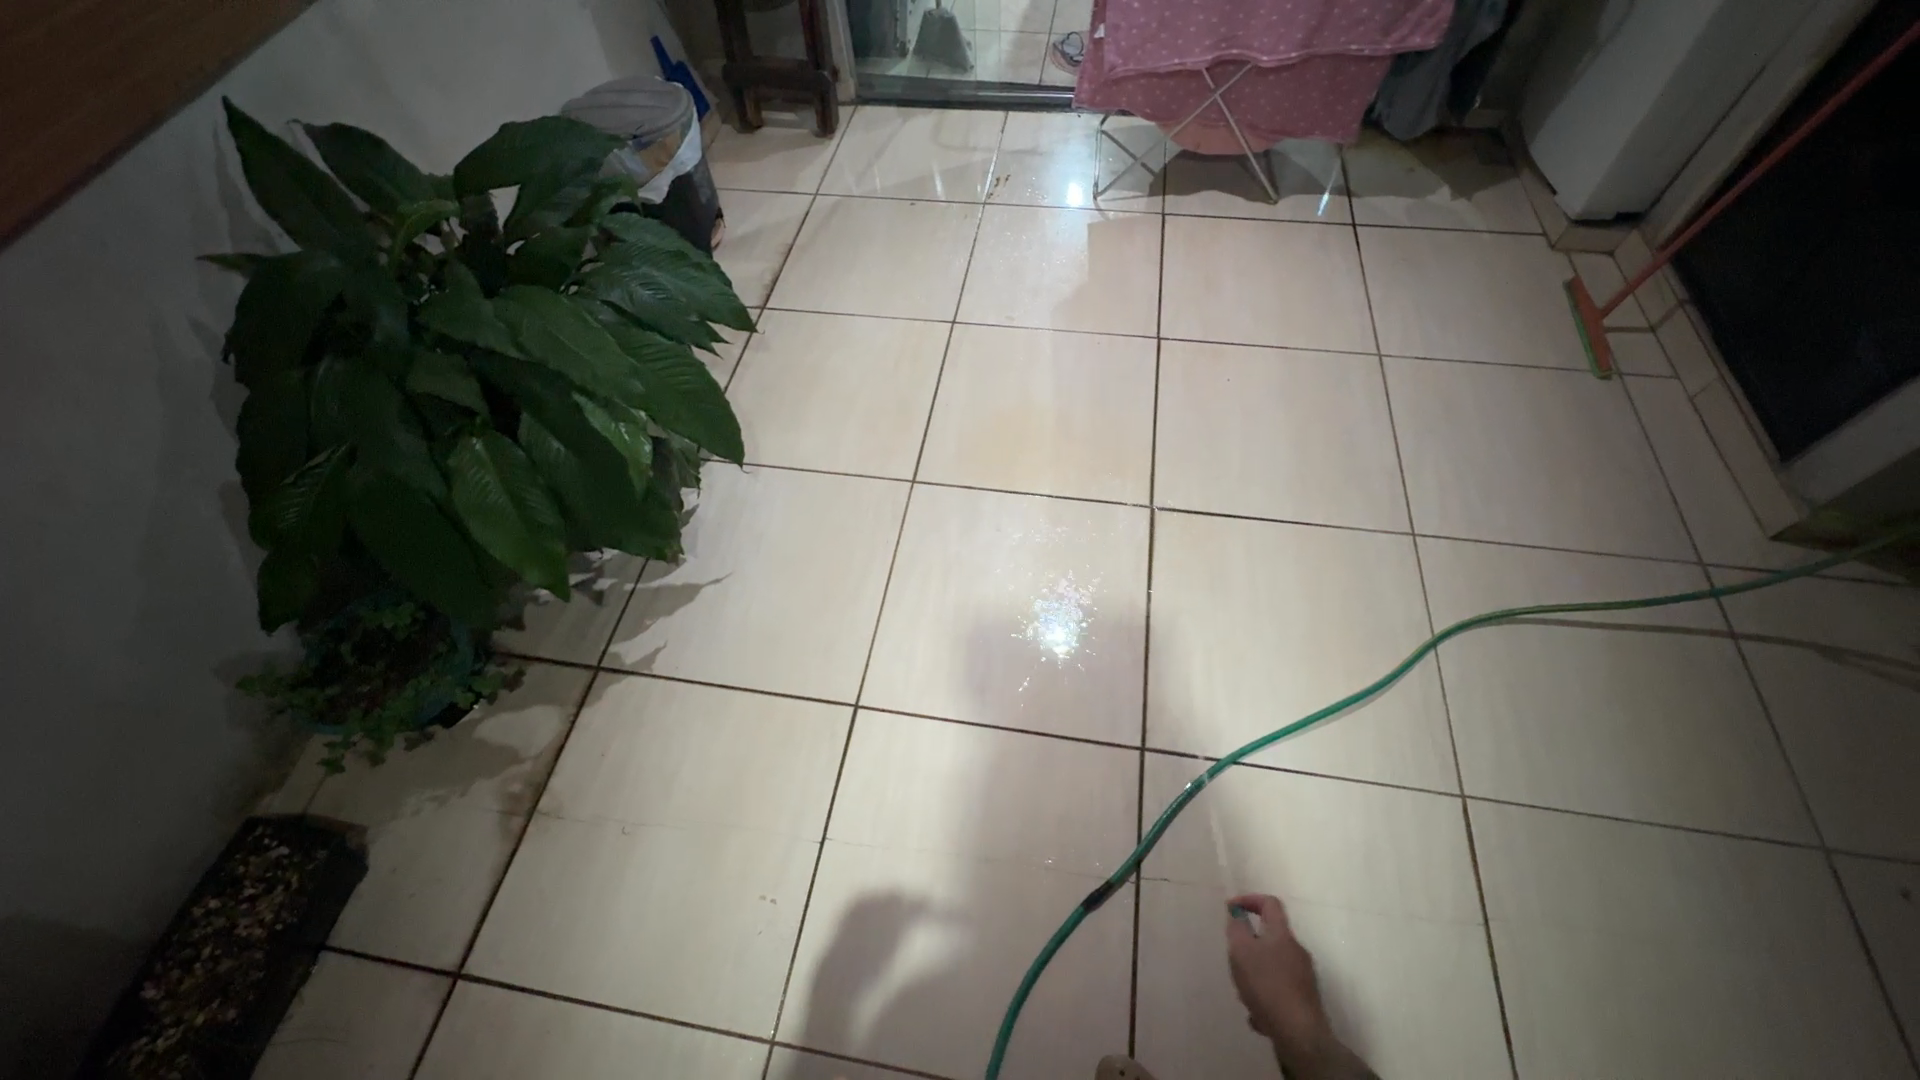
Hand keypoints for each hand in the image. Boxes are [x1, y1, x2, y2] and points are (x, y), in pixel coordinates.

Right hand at [1225, 894, 1377, 1079]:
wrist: (1299, 1033)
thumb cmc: (1266, 985)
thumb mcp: (1241, 951)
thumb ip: (1236, 928)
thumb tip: (1237, 914)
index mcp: (1282, 935)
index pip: (1270, 904)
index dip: (1249, 900)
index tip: (1230, 908)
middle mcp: (1297, 951)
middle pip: (1270, 938)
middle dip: (1248, 947)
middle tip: (1234, 961)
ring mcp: (1304, 977)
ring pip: (1272, 966)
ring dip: (1255, 975)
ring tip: (1244, 994)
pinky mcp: (1305, 1000)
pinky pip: (1278, 990)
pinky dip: (1265, 996)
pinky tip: (1257, 1016)